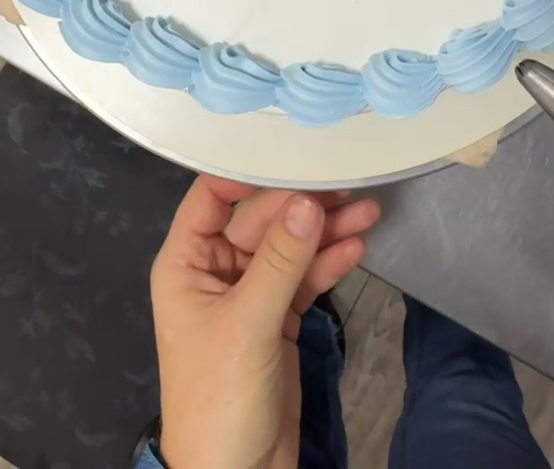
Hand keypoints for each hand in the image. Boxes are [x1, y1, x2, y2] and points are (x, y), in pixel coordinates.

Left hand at [150, 176, 381, 468]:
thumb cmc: (219, 397)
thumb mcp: (247, 324)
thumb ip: (280, 262)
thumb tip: (307, 202)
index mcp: (186, 261)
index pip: (212, 198)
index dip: (248, 176)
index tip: (291, 155)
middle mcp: (215, 269)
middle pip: (260, 221)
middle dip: (301, 206)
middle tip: (346, 186)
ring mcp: (249, 293)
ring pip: (288, 248)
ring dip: (324, 232)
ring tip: (368, 210)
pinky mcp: (278, 317)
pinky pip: (304, 279)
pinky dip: (328, 263)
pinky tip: (356, 246)